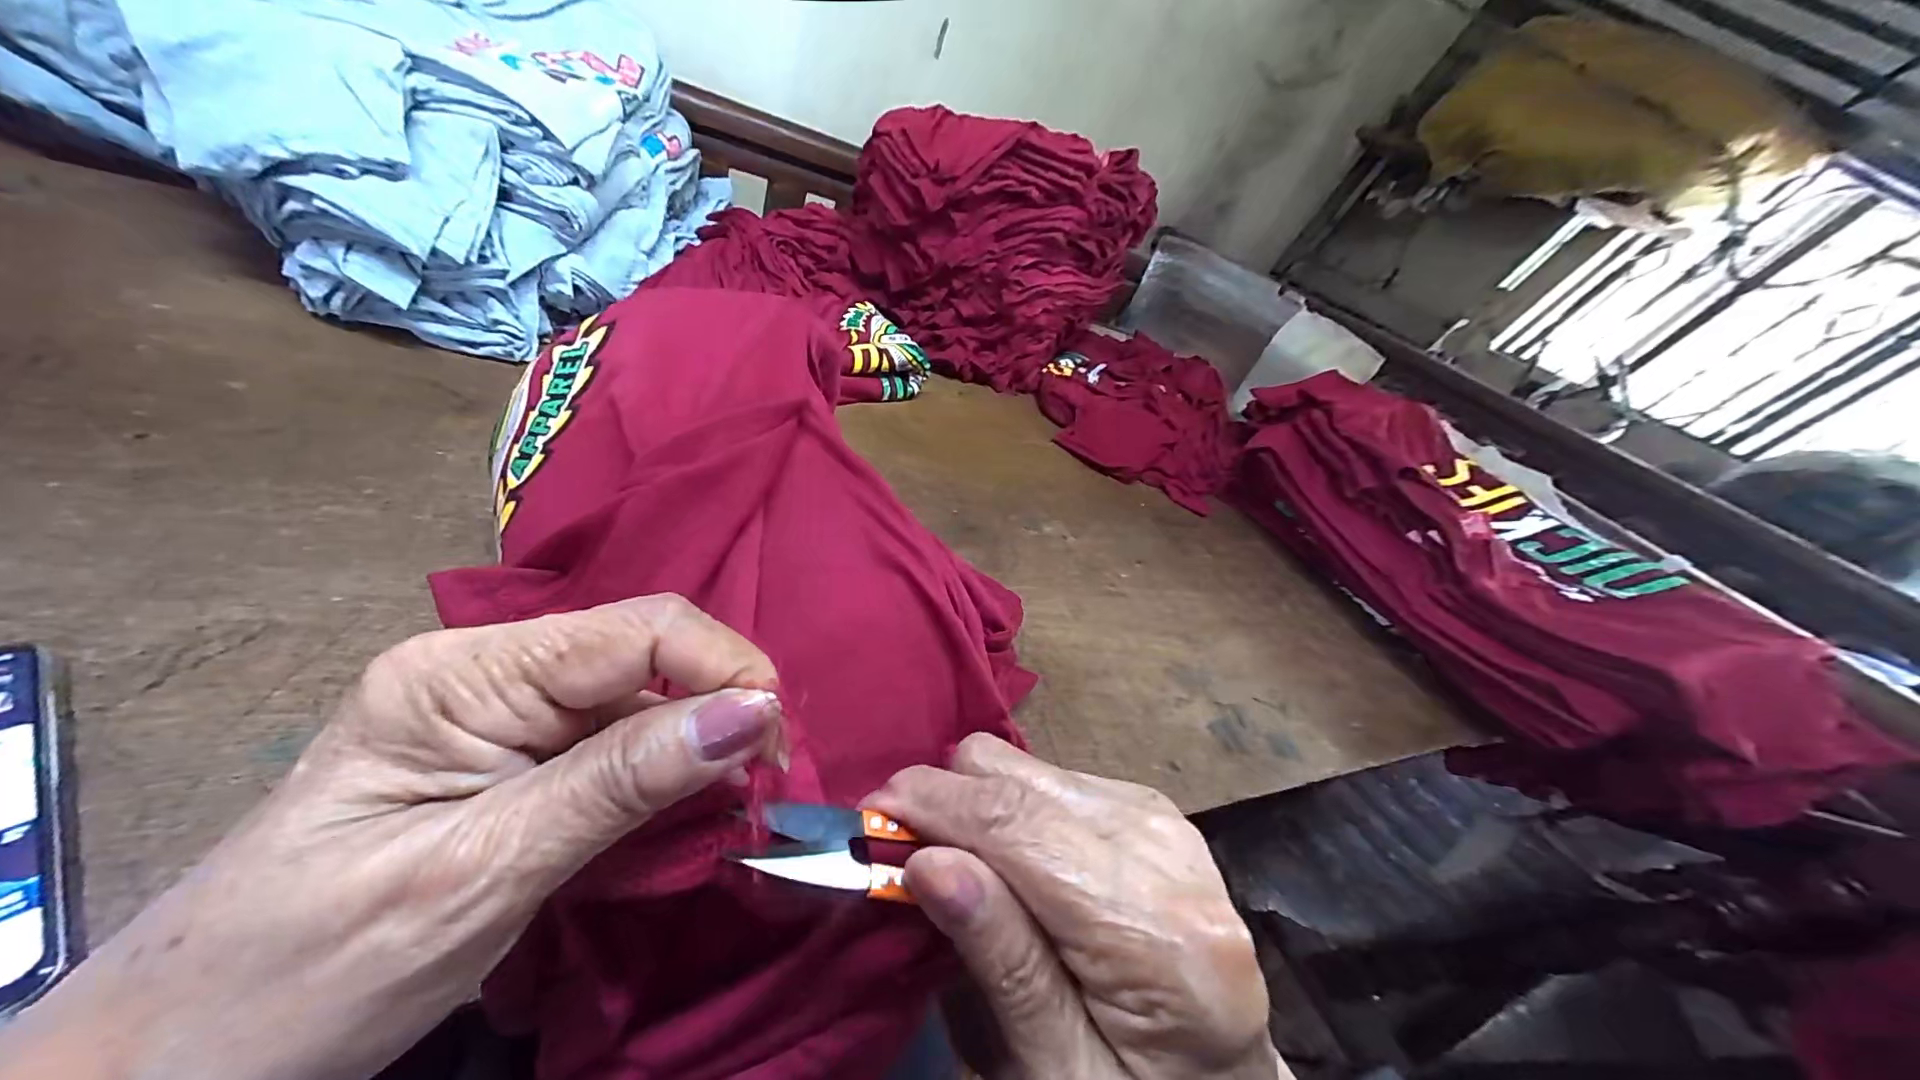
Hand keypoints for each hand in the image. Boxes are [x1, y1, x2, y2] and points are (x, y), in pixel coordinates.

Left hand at [0, 596, 783, 1079]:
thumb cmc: (304, 974)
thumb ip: (623, 782)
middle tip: (765, 783)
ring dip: (702, 744)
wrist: (167, 1068)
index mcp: (464, 673)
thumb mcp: (484, 871)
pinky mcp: (516, 754)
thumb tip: (752, 712)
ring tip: (736, 800)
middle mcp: (491, 670)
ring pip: (644, 698)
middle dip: (722, 708)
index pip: (637, 631)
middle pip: (647, 656)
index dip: (726, 669)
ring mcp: (504, 711)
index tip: (776, 744)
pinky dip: (667, 773)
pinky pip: (621, 740)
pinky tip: (687, 807)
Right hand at [867, 734, 1284, 1079]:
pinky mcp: (1149, 810)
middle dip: (946, 800)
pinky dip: (1012, 807)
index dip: (933, 807)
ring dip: (977, 804)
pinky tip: (1010, 859)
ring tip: (957, 863)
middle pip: (1022, 778)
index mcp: (1157, 932)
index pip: (1020, 828)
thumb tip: (926, 861)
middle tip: (899, 850)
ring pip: (1030, 766)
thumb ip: (999, 960)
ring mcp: (1163, 820)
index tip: (866, 814)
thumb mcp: (1053, 1071)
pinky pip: (1051, 777)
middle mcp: (1167, 850)